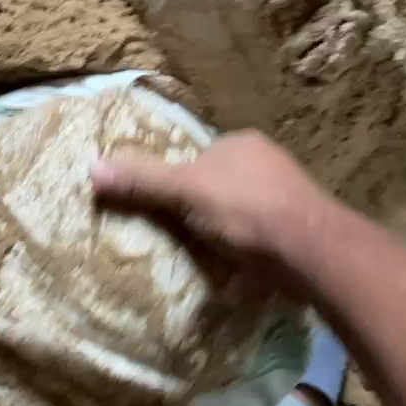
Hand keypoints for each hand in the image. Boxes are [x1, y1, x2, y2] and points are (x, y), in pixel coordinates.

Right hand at [90, 131, 330, 275]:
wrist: (313, 251)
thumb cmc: (245, 210)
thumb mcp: (184, 192)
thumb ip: (142, 181)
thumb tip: (91, 167)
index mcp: (239, 142)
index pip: (198, 156)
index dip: (180, 180)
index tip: (167, 208)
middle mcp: (268, 160)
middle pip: (221, 182)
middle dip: (206, 205)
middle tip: (186, 234)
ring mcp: (291, 193)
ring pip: (246, 207)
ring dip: (231, 227)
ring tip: (213, 254)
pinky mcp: (305, 227)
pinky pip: (265, 232)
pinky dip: (252, 245)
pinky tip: (245, 263)